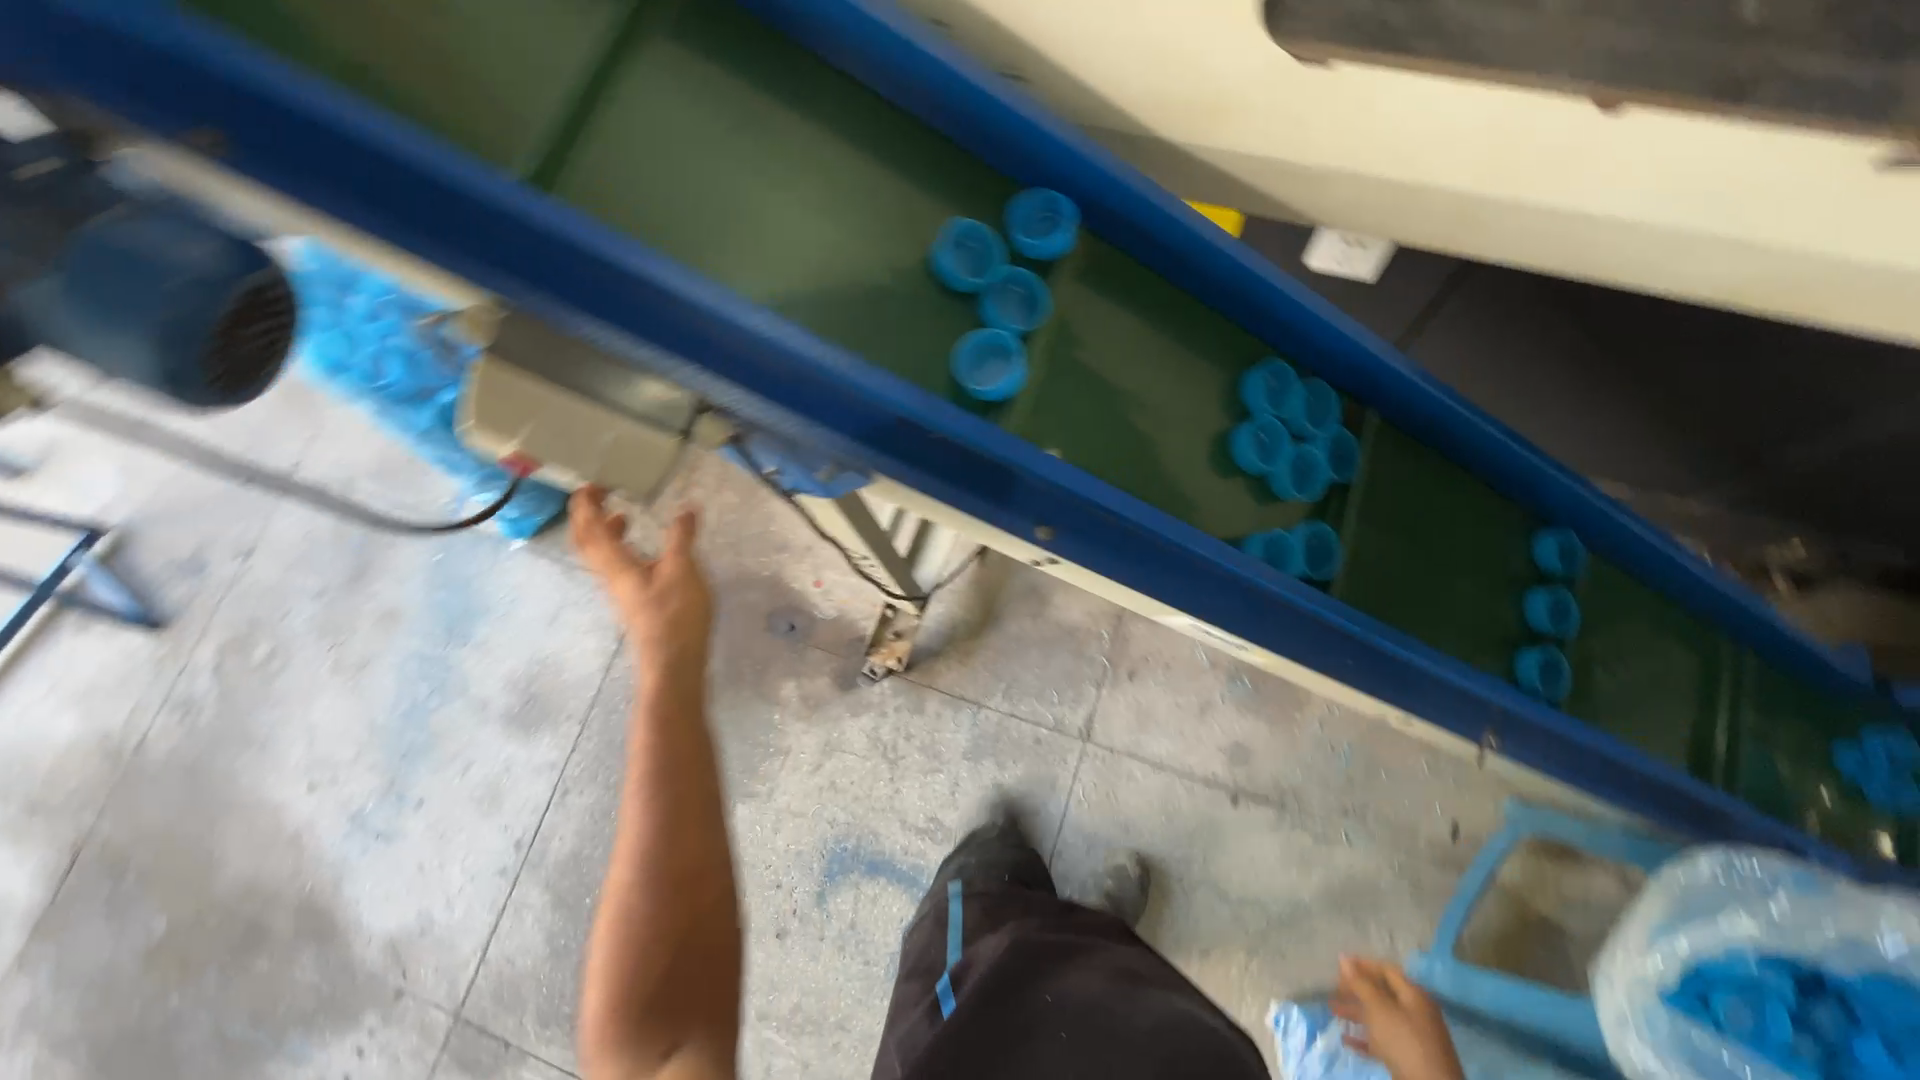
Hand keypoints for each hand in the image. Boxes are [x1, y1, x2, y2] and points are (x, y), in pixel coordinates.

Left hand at [570, 487, 713, 667]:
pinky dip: (624, 549)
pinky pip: (618, 567)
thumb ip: (681, 538)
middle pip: (587, 542)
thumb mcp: (683, 570)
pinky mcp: (634, 602)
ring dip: (606, 532)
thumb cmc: (675, 614)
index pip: (589, 528)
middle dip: (588, 516)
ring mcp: (621, 591)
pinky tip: (646, 551)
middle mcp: (610, 576)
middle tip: (601, 496)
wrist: (672, 664)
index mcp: (616, 564)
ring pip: (601, 556)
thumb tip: (686, 509)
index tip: (593, 483)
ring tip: (625, 516)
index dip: (586, 504)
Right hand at [1331, 955, 1464, 1079]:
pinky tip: (1346, 1040)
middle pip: (1382, 994)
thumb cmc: (1404, 1040)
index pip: (1386, 970)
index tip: (1339, 965)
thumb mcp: (1379, 1008)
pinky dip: (1364, 1038)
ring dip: (1356, 1013)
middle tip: (1333, 989)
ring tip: (1332, 1010)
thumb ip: (1361, 983)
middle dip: (1356, 990)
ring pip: (1379, 1018)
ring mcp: (1411, 1036)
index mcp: (1413, 995)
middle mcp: (1414, 1012)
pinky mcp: (1406, 1056)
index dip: (1363, 965)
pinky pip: (1382, 1040)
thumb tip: (1343, 958)